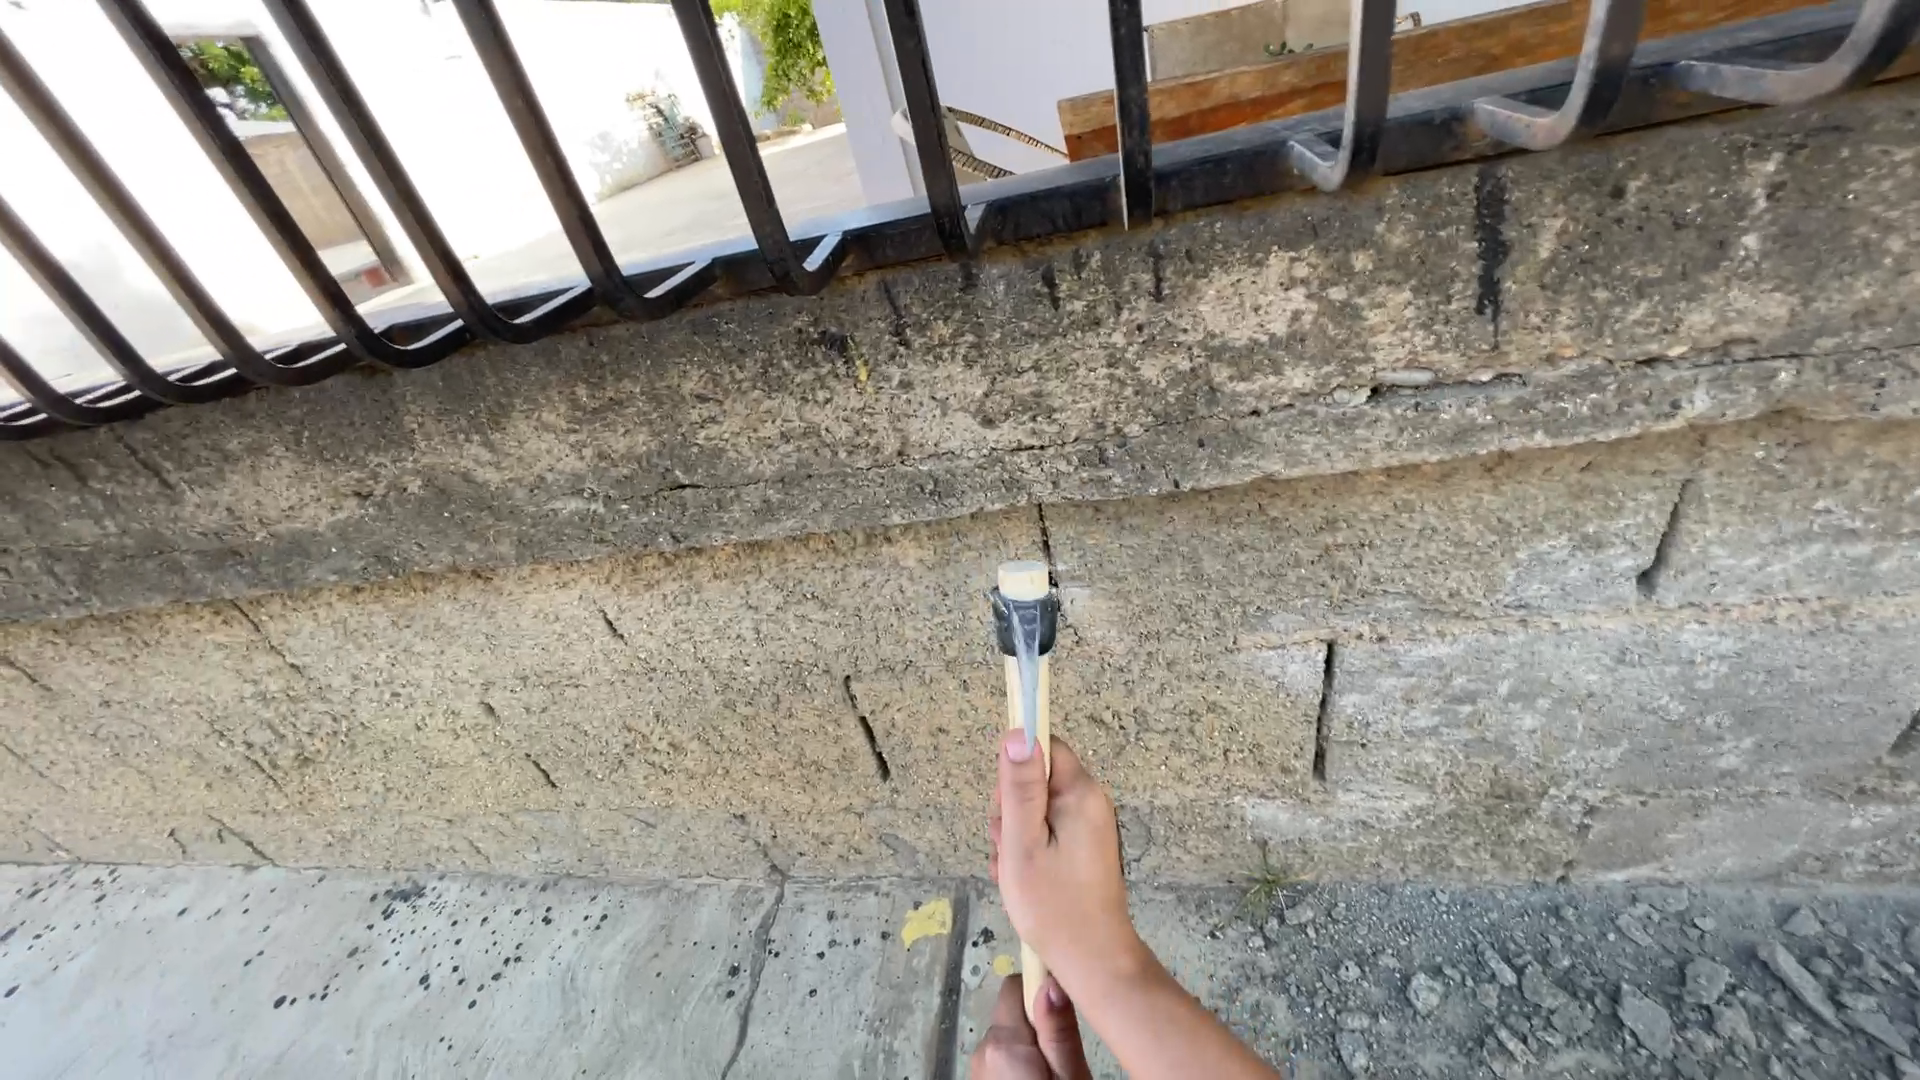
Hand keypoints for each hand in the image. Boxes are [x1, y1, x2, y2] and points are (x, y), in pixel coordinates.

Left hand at [969, 972, 1092, 1079]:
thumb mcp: (1068, 1078)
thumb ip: (1059, 1032)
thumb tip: (1052, 980)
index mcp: (1003, 1040)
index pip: (1017, 985)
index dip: (1041, 992)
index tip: (1062, 1011)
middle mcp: (982, 1046)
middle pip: (1013, 1011)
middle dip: (1038, 1024)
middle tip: (1062, 1051)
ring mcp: (976, 1067)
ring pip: (1008, 1036)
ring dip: (1027, 1045)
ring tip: (1051, 1071)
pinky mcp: (978, 1079)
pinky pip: (999, 1058)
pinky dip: (1015, 1063)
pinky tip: (1033, 1079)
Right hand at [990, 732, 1145, 993]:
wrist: (1093, 961)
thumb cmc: (1053, 905)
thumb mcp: (1023, 843)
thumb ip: (1018, 787)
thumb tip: (1017, 731)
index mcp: (1081, 793)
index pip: (1045, 747)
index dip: (1016, 768)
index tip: (1005, 806)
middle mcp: (1091, 800)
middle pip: (1037, 777)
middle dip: (1011, 808)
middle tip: (1007, 848)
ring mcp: (1090, 823)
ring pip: (1037, 805)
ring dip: (1016, 832)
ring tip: (1015, 868)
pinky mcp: (1085, 843)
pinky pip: (1048, 827)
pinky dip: (1029, 846)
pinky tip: (1024, 876)